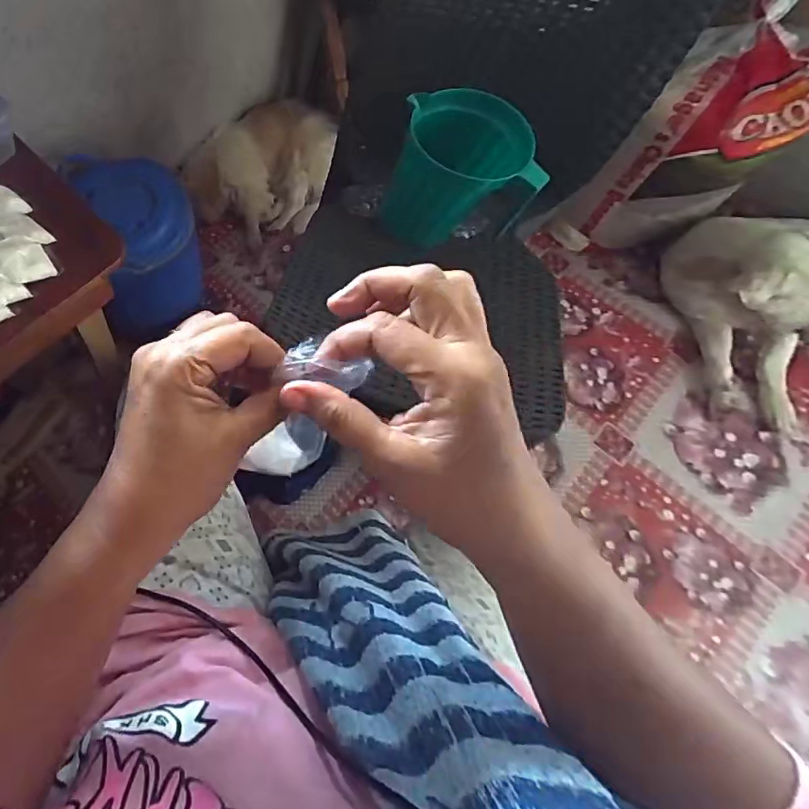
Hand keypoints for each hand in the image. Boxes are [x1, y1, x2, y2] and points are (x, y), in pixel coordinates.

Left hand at [93, 312, 285, 555]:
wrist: (135, 510)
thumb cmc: (184, 478)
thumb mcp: (236, 437)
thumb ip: (270, 403)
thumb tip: (297, 387)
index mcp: (179, 360)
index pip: (240, 334)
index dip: (272, 354)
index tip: (291, 382)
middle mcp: (160, 348)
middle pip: (221, 325)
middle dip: (253, 350)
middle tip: (272, 385)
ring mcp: (150, 359)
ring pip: (205, 333)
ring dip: (233, 354)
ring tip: (253, 388)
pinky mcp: (149, 374)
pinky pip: (189, 350)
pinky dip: (214, 363)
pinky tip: (230, 390)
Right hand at [277, 265, 541, 548]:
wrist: (516, 526)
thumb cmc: (457, 501)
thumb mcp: (390, 462)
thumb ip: (340, 418)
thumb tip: (292, 389)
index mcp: (453, 375)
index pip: (386, 329)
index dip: (344, 339)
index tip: (320, 367)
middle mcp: (474, 351)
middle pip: (427, 282)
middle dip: (376, 283)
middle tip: (339, 308)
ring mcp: (484, 353)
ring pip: (449, 287)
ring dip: (403, 288)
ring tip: (367, 312)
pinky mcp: (483, 362)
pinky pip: (456, 309)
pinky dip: (421, 305)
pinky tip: (395, 332)